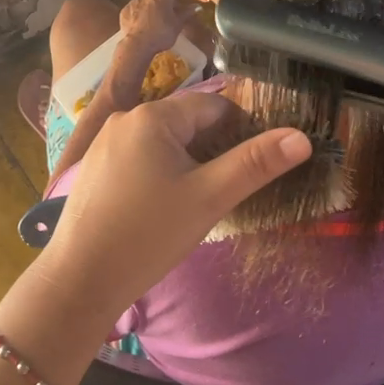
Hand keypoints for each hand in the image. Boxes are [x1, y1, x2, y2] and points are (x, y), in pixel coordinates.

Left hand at [32, 91, 310, 329]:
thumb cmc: (149, 234)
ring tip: (199, 200)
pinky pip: (139, 155)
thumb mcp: (209, 197)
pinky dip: (159, 170)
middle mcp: (125, 117)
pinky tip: (163, 206)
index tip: (256, 165)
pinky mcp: (94, 165)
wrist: (80, 277)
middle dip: (213, 148)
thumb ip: (255, 164)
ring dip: (187, 161)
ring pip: (162, 140)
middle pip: (186, 121)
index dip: (241, 130)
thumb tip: (302, 137)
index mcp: (153, 115)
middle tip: (227, 189)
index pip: (213, 107)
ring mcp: (105, 141)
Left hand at [118, 0, 196, 58]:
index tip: (186, 0)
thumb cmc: (162, 34)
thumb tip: (196, 6)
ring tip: (158, 19)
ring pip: (147, 0)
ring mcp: (134, 2)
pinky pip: (136, 9)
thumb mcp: (177, 24)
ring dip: (153, 6)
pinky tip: (144, 24)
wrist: (137, 45)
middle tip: (173, 11)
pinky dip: (141, 13)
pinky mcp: (125, 11)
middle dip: (167, 0)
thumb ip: (186, 13)